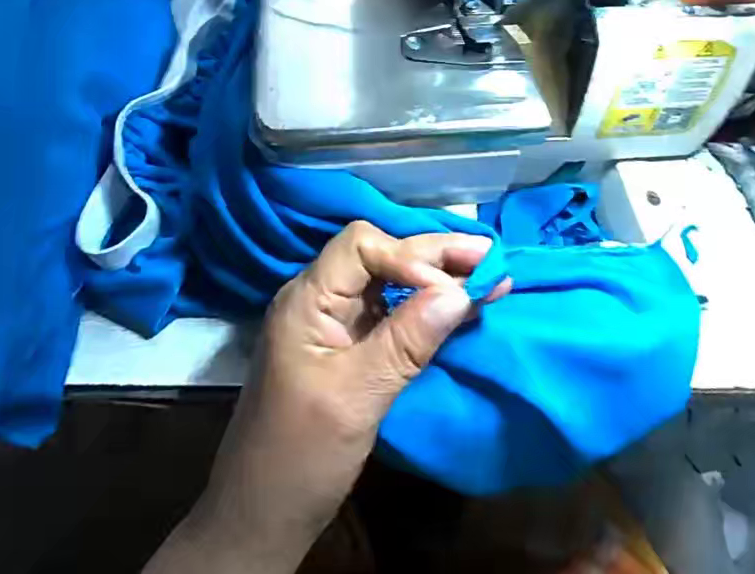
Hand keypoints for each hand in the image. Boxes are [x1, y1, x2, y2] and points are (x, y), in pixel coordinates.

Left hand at [144, 222, 507, 573]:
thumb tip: (457, 292)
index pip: (359, 246)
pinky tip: (457, 306)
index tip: (452, 288)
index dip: (408, 256)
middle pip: (377, 255)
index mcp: (307, 298)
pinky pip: (388, 310)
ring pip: (386, 280)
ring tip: (488, 275)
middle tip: (490, 255)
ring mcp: (332, 322)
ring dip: (434, 276)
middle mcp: (318, 297)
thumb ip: (405, 342)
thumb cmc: (301, 453)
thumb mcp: (356, 396)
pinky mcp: (346, 346)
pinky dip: (423, 305)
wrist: (264, 508)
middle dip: (432, 255)